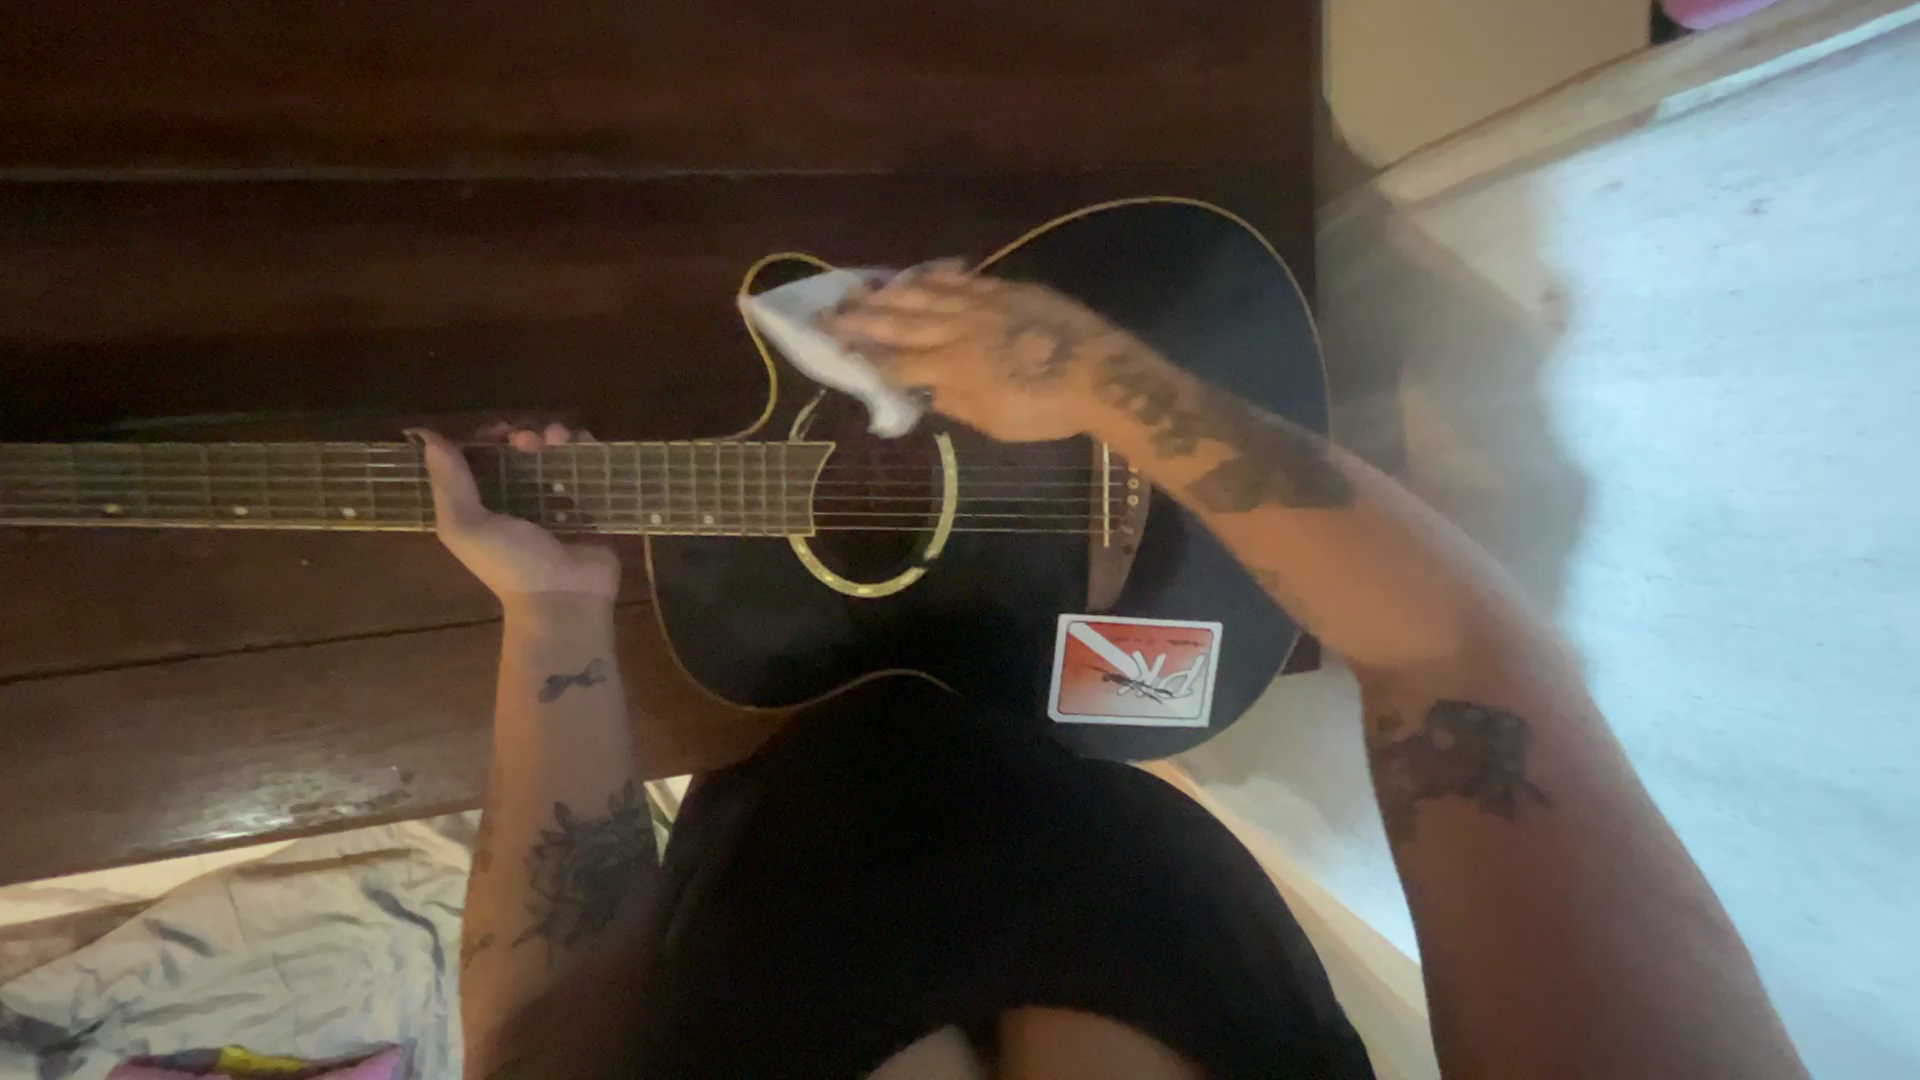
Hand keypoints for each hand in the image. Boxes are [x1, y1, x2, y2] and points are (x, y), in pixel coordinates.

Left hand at [412, 422, 620, 610]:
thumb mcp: (465, 525)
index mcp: (484, 504)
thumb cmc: (509, 562)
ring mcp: (558, 503)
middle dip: (525, 436)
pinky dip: (587, 453)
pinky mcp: (590, 507)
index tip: (500, 431)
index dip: (488, 438)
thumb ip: (448, 481)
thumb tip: (423, 433)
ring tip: (561, 438)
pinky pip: (589, 472)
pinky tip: (586, 444)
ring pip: (556, 456)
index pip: (483, 458)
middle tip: (530, 440)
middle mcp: (520, 499)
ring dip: (557, 438)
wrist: (563, 595)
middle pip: (522, 453)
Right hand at [822, 263, 1135, 441]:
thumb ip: (954, 404)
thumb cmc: (1046, 410)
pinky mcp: (1007, 290)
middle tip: (827, 311)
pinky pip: (962, 279)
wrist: (1099, 373)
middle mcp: (959, 330)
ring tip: (860, 289)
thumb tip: (923, 393)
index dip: (866, 359)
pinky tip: (919, 274)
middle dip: (860, 319)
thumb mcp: (995, 422)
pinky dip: (936, 277)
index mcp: (953, 367)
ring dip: (889, 293)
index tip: (837, 352)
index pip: (898, 363)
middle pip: (901, 322)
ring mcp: (983, 304)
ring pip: (926, 295)